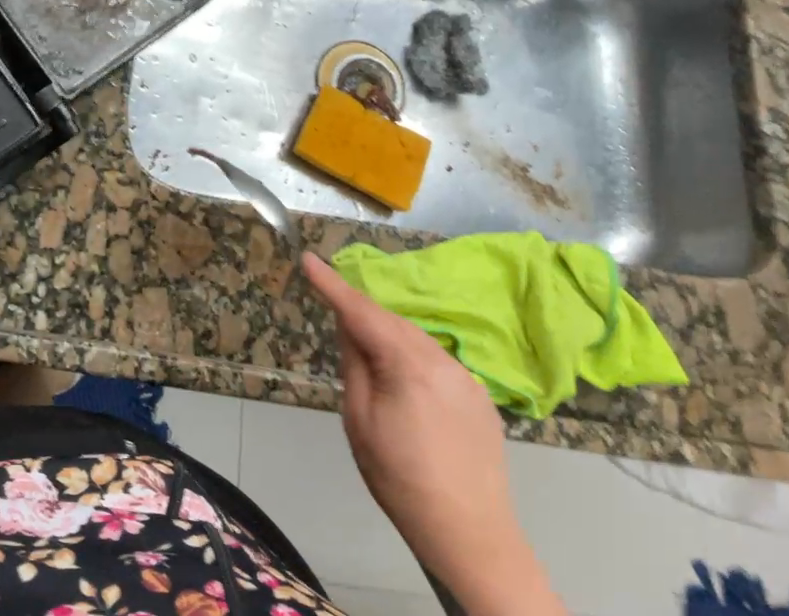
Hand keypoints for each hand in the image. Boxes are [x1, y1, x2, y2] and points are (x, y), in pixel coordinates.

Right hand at [301, 252, 564, 615]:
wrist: (468, 530)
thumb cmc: (398, 475)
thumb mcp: (359, 418)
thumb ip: (355, 364)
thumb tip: (349, 327)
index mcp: (409, 364)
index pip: (362, 312)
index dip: (332, 284)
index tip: (308, 258)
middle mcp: (443, 361)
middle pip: (393, 322)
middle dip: (362, 314)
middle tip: (332, 314)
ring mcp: (467, 379)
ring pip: (417, 341)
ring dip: (388, 337)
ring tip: (366, 356)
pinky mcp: (481, 399)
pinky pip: (437, 363)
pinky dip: (412, 358)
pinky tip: (404, 385)